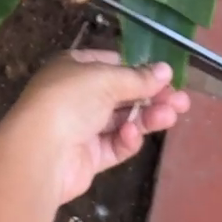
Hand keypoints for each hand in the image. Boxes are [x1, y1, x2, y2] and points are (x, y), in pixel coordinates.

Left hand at [0, 49, 192, 201]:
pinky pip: (114, 144)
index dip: (139, 70)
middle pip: (122, 94)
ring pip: (122, 120)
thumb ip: (138, 78)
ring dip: (147, 117)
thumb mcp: (106, 78)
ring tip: (171, 115)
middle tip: (182, 100)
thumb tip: (166, 70)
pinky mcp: (88, 156)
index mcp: (75, 67)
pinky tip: (133, 135)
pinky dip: (127, 140)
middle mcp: (77, 94)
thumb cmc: (69, 99)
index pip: (112, 64)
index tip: (166, 77)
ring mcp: (82, 126)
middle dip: (152, 96)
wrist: (39, 151)